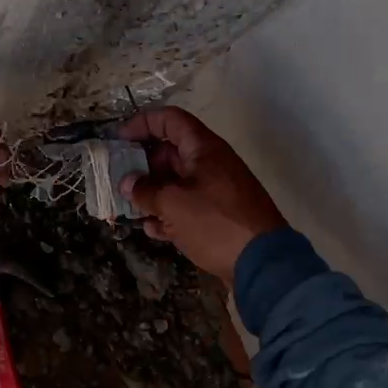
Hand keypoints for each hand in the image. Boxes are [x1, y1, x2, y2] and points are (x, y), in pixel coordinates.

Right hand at [119, 107, 286, 284]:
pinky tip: (152, 230)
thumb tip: (127, 183)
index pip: (169, 120)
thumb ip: (145, 191)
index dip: (142, 124)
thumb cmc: (216, 223)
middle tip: (120, 179)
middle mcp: (211, 164)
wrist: (266, 268)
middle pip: (170, 152)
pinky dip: (169, 213)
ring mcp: (218, 191)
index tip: (120, 140)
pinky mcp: (221, 216)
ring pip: (177, 182)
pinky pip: (188, 206)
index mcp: (203, 149)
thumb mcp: (174, 204)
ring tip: (130, 207)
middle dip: (142, 165)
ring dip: (153, 192)